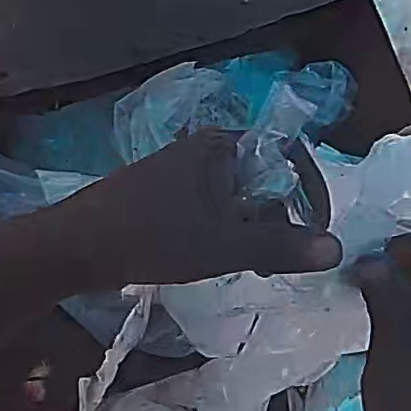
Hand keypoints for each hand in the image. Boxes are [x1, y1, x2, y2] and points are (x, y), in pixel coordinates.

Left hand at [27, 128, 341, 289]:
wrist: (74, 247)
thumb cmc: (151, 237)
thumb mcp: (223, 246)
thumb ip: (280, 246)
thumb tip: (336, 248)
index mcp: (220, 146)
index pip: (286, 157)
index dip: (308, 193)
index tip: (315, 233)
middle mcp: (199, 151)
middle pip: (260, 181)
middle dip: (274, 220)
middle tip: (276, 258)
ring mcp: (175, 174)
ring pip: (231, 201)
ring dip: (245, 231)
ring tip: (247, 264)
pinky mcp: (156, 198)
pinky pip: (204, 212)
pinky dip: (216, 233)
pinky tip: (208, 258)